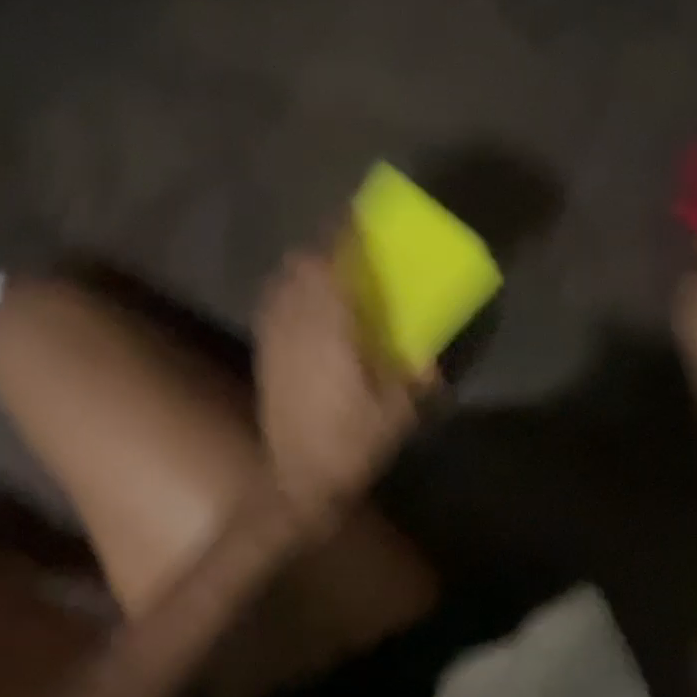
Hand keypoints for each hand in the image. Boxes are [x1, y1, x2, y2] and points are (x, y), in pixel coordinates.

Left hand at [254, 252, 425, 527]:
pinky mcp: (266, 356)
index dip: (345, 236)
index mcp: (332, 331)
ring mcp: (276, 340)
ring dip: (305, 267)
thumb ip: (415, 379)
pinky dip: (288, 292)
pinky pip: (273, 306)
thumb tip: (430, 355)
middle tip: (350, 245)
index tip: (358, 215)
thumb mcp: (397, 413)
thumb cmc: (349, 444)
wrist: (296, 481)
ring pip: (284, 284)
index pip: (335, 267)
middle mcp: (298, 326)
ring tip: (328, 270)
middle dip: (325, 247)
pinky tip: (305, 305)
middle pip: (303, 267)